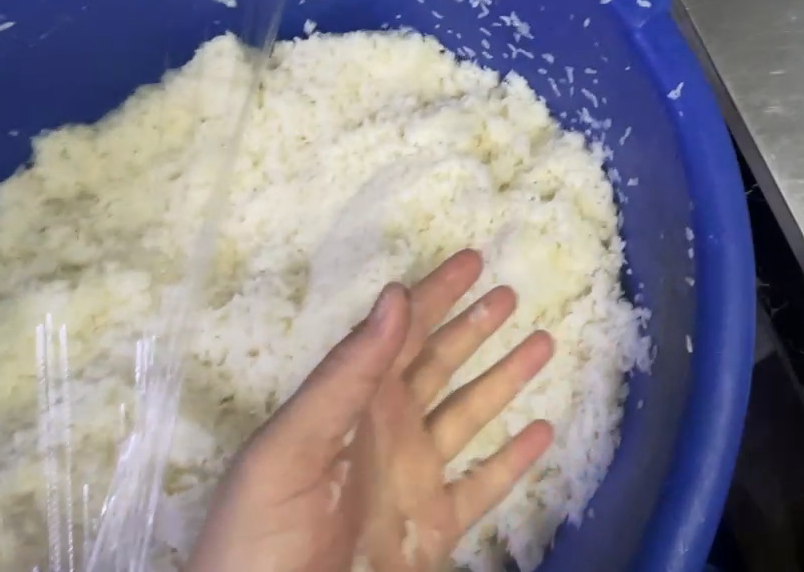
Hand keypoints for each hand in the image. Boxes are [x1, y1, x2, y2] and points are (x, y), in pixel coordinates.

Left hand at [187, 250, 556, 571]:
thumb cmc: (259, 543)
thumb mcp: (287, 452)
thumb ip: (345, 376)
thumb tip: (397, 294)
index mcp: (350, 406)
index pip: (400, 334)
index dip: (434, 295)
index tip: (471, 260)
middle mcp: (387, 431)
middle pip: (441, 364)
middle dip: (475, 326)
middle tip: (510, 293)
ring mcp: (414, 480)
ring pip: (471, 413)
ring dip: (506, 378)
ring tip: (544, 342)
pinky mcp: (434, 529)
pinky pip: (484, 484)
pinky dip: (515, 459)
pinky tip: (543, 430)